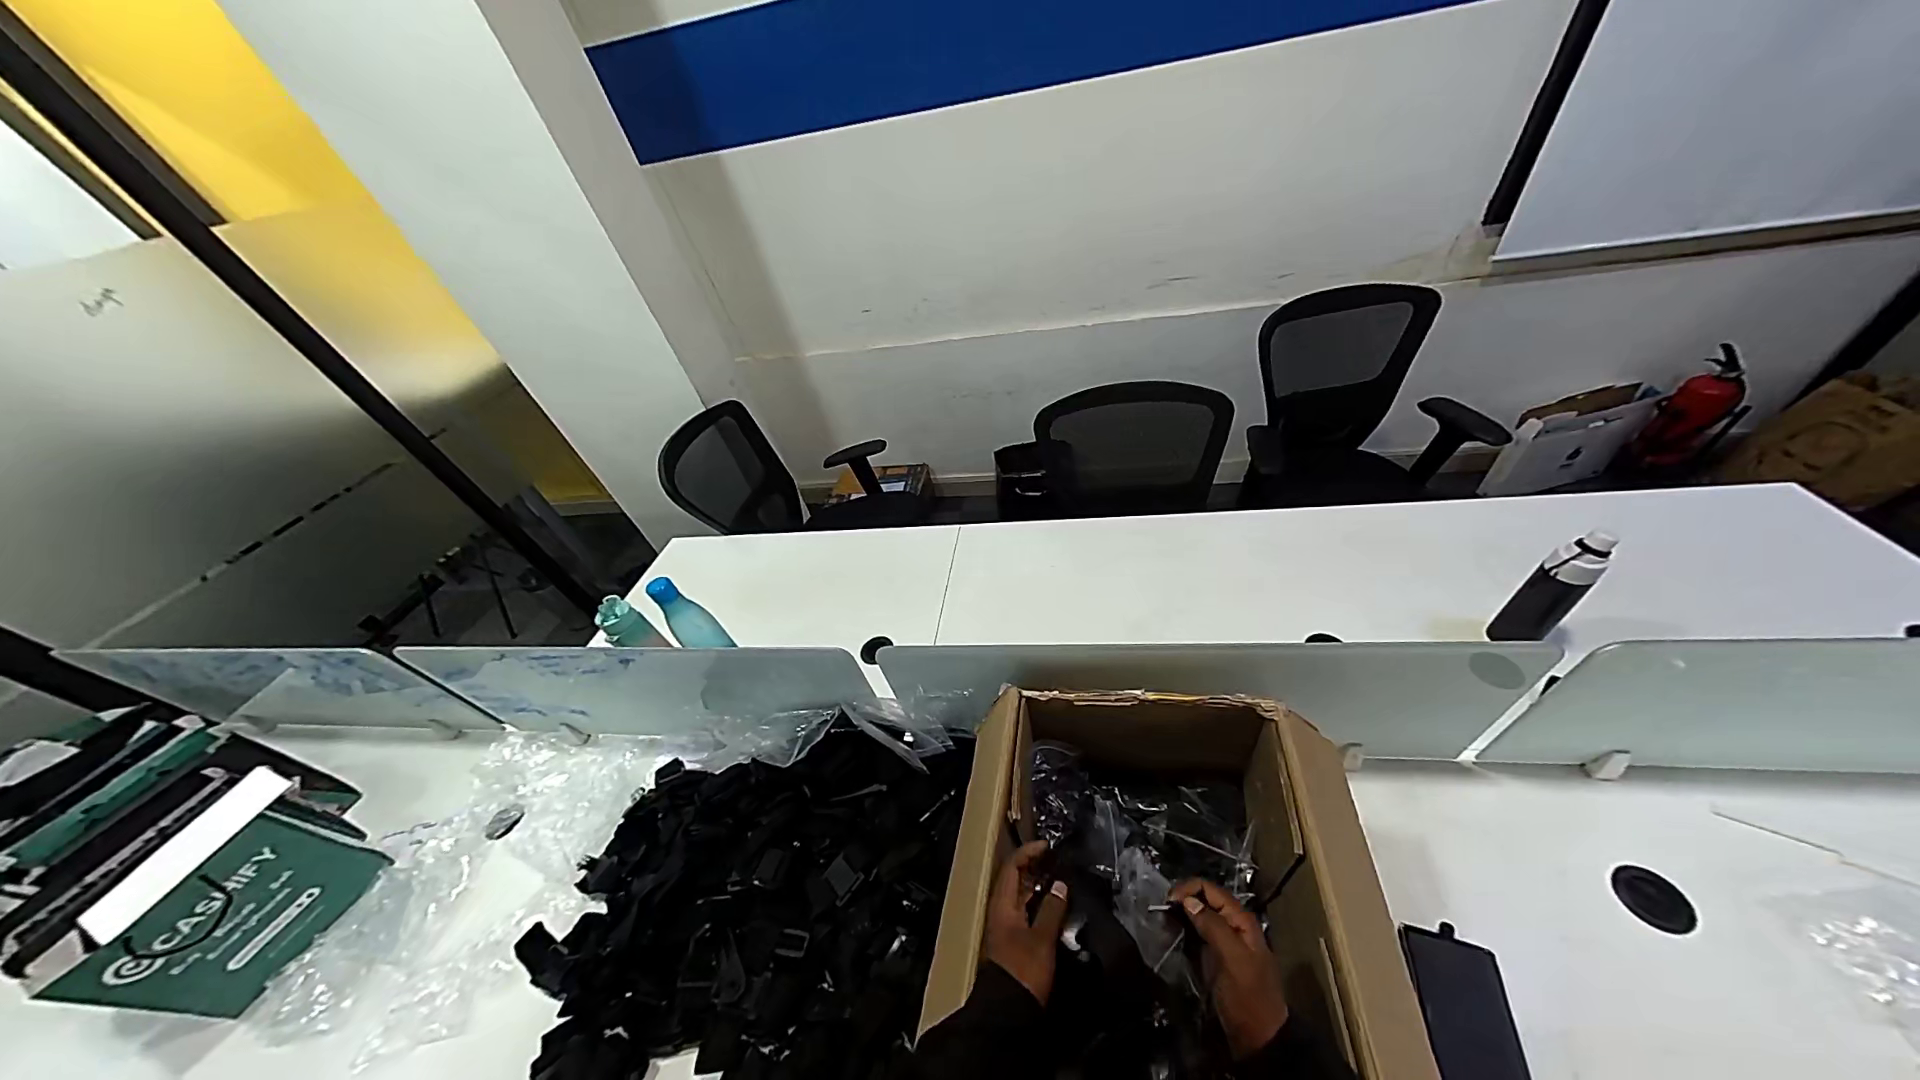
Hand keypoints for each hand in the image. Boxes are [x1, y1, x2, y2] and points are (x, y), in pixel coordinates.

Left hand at [983, 840, 1068, 1004]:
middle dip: (1033, 866)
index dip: (1028, 852)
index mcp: (1002, 904)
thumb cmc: (1023, 970)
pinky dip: (1038, 904)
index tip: (1047, 846)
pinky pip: (1025, 912)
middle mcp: (1001, 911)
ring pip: (1020, 896)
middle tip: (1056, 860)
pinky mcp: (1014, 942)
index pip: (1011, 866)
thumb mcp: (1041, 939)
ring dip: (1037, 885)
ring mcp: (1006, 927)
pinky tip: (1055, 907)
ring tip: (1059, 879)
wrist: (1007, 1013)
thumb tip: (1060, 883)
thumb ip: (1051, 909)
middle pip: (1014, 879)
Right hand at [1172, 878, 1289, 1059]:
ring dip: (1180, 914)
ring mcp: (1223, 941)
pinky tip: (1172, 933)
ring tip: (1164, 920)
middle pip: (1203, 899)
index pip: (1210, 889)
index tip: (1168, 901)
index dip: (1188, 889)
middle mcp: (1232, 925)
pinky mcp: (1213, 955)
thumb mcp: (1233, 959)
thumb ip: (1213, 926)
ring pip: (1198, 915)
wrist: (1257, 1037)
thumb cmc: (1248, 996)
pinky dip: (1182, 929)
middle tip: (1163, 911)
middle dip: (1182, 900)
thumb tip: (1188, 900)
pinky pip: (1195, 933)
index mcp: (1241, 920)